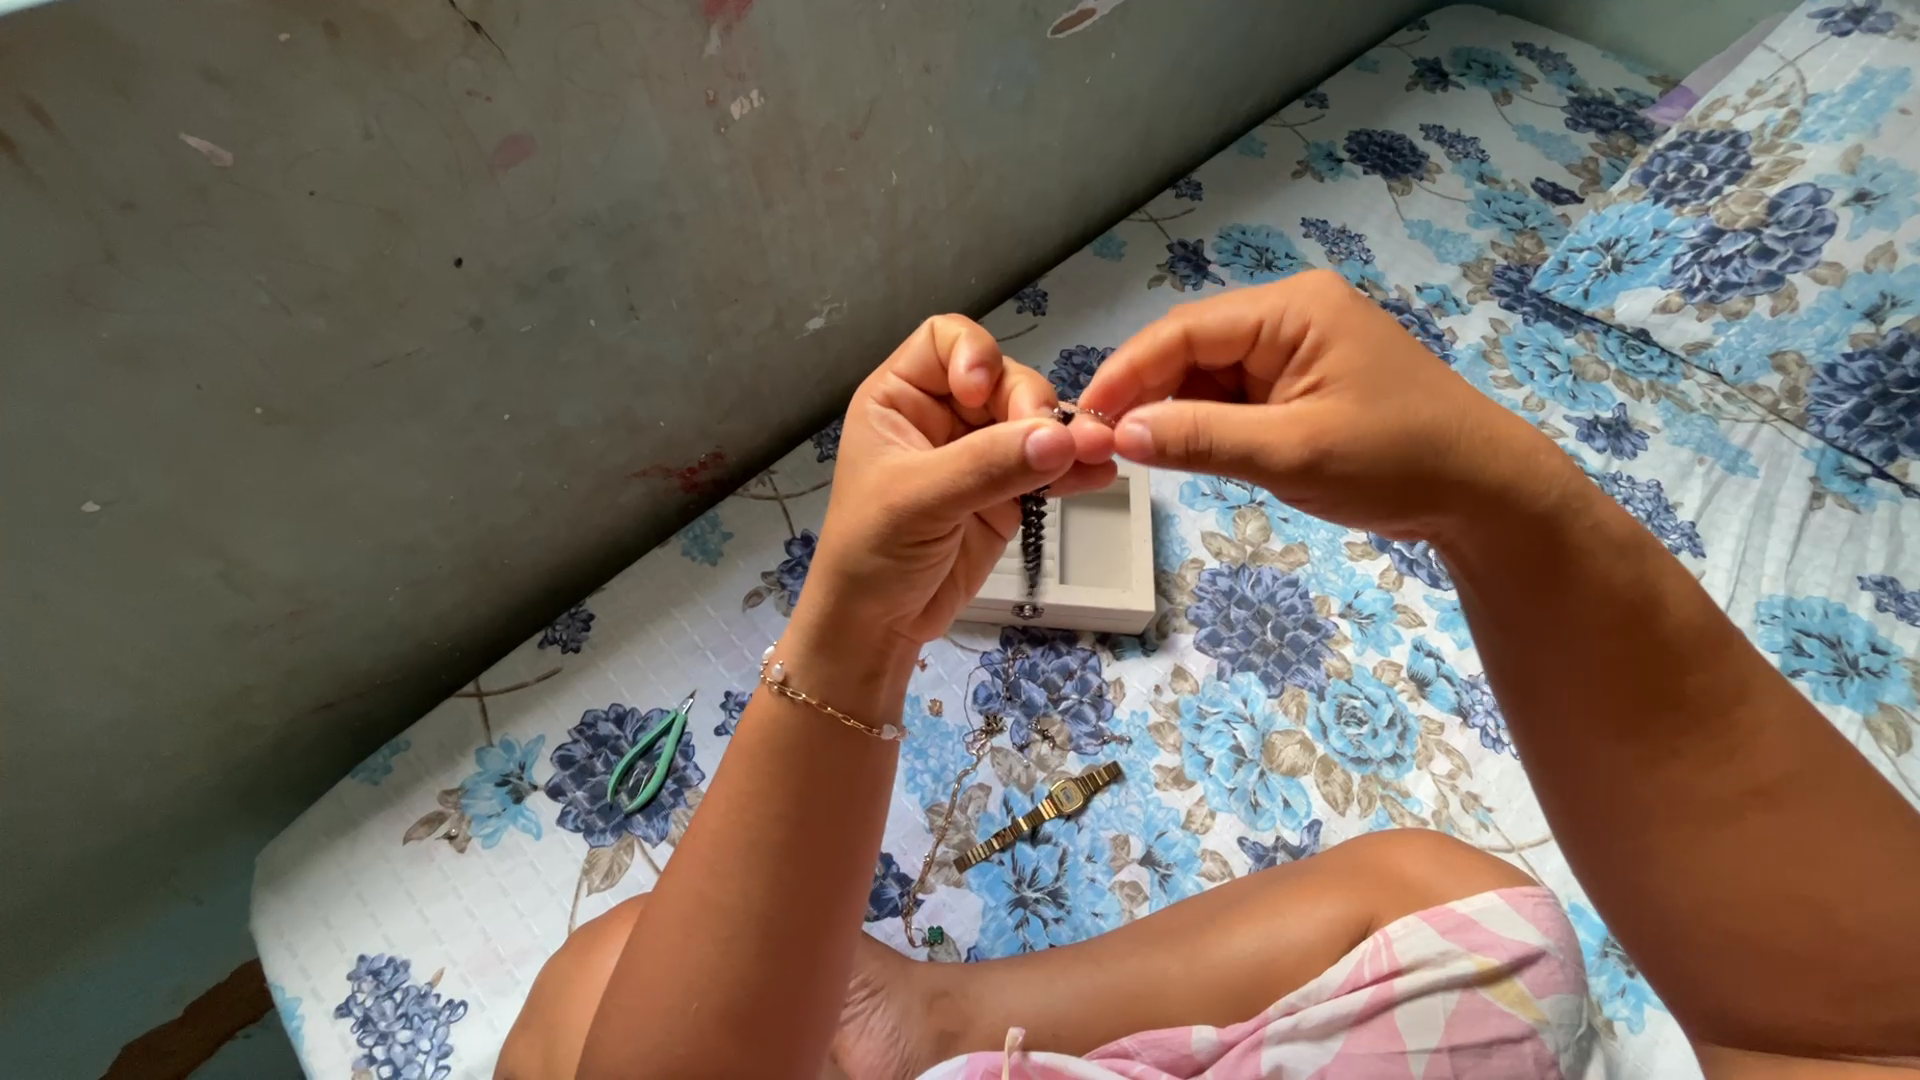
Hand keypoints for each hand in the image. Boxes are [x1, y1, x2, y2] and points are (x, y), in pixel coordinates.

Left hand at [801, 316, 1118, 646]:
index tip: (982, 394)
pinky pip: (1046, 470)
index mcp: (901, 399)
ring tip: (1098, 453)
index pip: (945, 340)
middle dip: (1031, 407)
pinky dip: (1072, 471)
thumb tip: (1061, 436)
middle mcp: (943, 417)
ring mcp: (978, 456)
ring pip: (1033, 423)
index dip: (975, 354)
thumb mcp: (917, 500)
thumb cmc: (871, 552)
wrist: (877, 627)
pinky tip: (1099, 477)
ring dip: (1066, 436)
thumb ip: (987, 465)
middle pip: (1004, 380)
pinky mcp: (1006, 496)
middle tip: (1057, 443)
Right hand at [1073, 270, 1574, 541]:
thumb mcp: (1291, 451)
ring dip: (1167, 411)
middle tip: (1099, 441)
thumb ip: (1200, 438)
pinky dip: (1198, 424)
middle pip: (1189, 348)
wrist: (1482, 493)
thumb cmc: (1395, 462)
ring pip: (1203, 375)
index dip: (1126, 373)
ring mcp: (1291, 351)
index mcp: (1291, 310)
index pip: (1184, 331)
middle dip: (1142, 393)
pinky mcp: (1294, 384)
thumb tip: (1119, 434)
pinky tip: (1175, 447)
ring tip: (1130, 450)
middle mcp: (1286, 317)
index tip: (1082, 418)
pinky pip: (1228, 397)